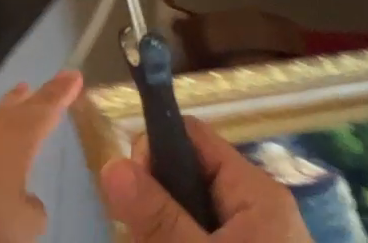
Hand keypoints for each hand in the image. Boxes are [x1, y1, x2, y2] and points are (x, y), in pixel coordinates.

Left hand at [0, 70, 83, 242]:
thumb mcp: (23, 224)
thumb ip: (34, 213)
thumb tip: (33, 204)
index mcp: (22, 137)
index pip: (48, 110)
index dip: (62, 94)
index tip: (74, 75)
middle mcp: (0, 126)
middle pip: (27, 104)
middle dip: (45, 92)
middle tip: (62, 78)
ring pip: (0, 109)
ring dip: (13, 100)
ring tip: (22, 89)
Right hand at [99, 117, 309, 241]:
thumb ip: (157, 216)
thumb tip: (111, 162)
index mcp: (255, 193)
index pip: (190, 137)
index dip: (154, 151)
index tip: (132, 190)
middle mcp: (256, 210)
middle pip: (183, 178)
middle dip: (154, 210)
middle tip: (144, 242)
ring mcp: (252, 242)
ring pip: (185, 219)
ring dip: (162, 238)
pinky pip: (197, 242)